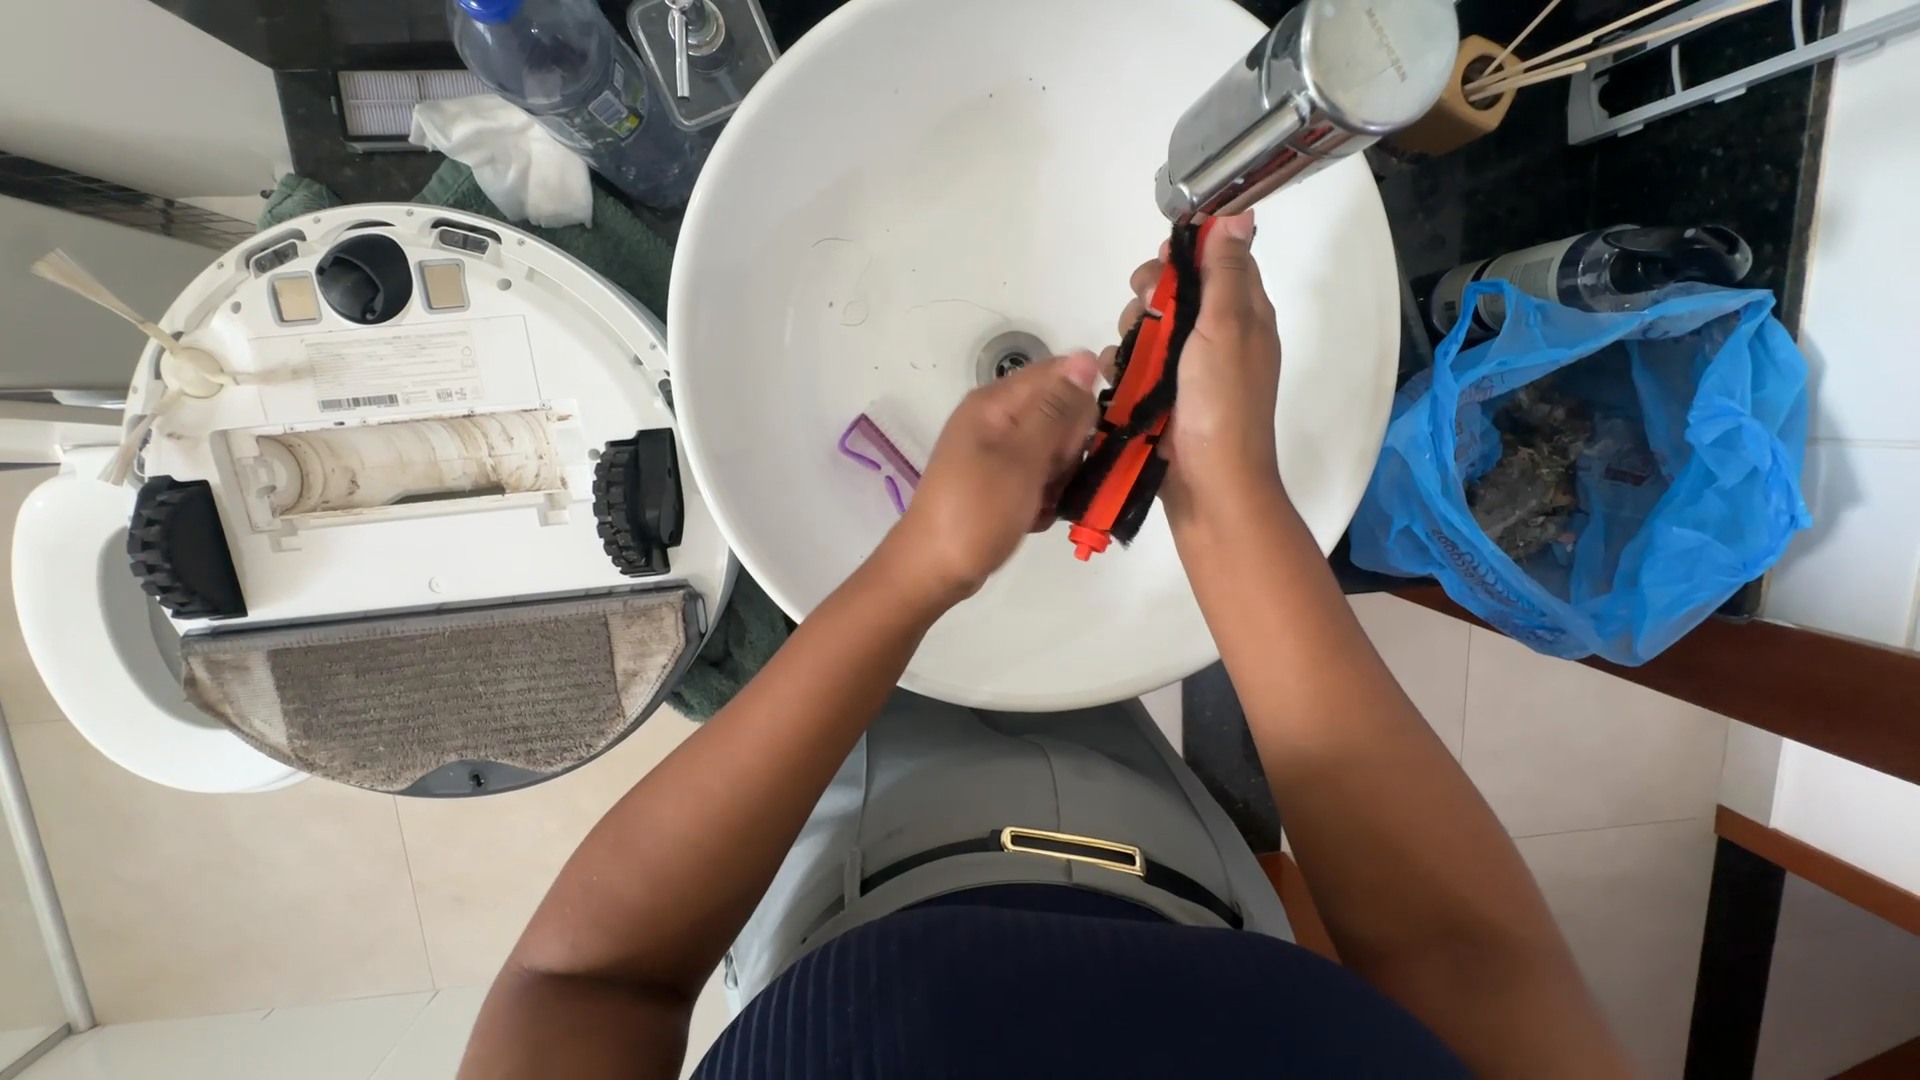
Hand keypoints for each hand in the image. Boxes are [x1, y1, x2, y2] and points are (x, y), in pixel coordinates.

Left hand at [880, 351, 1101, 605]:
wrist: (934, 569)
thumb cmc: (978, 511)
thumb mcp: (1022, 457)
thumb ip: (1055, 408)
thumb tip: (1086, 358)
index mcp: (995, 403)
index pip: (1059, 374)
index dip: (1081, 404)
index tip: (1082, 441)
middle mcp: (995, 420)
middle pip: (1060, 414)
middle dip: (1070, 449)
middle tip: (1053, 478)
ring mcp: (997, 453)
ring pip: (1054, 451)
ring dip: (1060, 479)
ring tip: (1041, 503)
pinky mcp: (999, 482)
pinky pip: (1039, 478)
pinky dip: (1044, 498)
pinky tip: (1033, 516)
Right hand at [1109, 211, 1282, 519]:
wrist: (1207, 484)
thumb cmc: (1221, 403)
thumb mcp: (1226, 328)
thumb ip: (1225, 272)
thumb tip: (1240, 213)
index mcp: (1244, 316)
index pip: (1220, 262)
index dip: (1190, 253)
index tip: (1163, 257)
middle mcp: (1217, 340)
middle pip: (1178, 296)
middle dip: (1151, 296)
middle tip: (1142, 308)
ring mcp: (1187, 373)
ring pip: (1149, 331)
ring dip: (1131, 334)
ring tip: (1126, 356)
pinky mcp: (1160, 400)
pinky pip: (1132, 369)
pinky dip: (1119, 369)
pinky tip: (1112, 378)